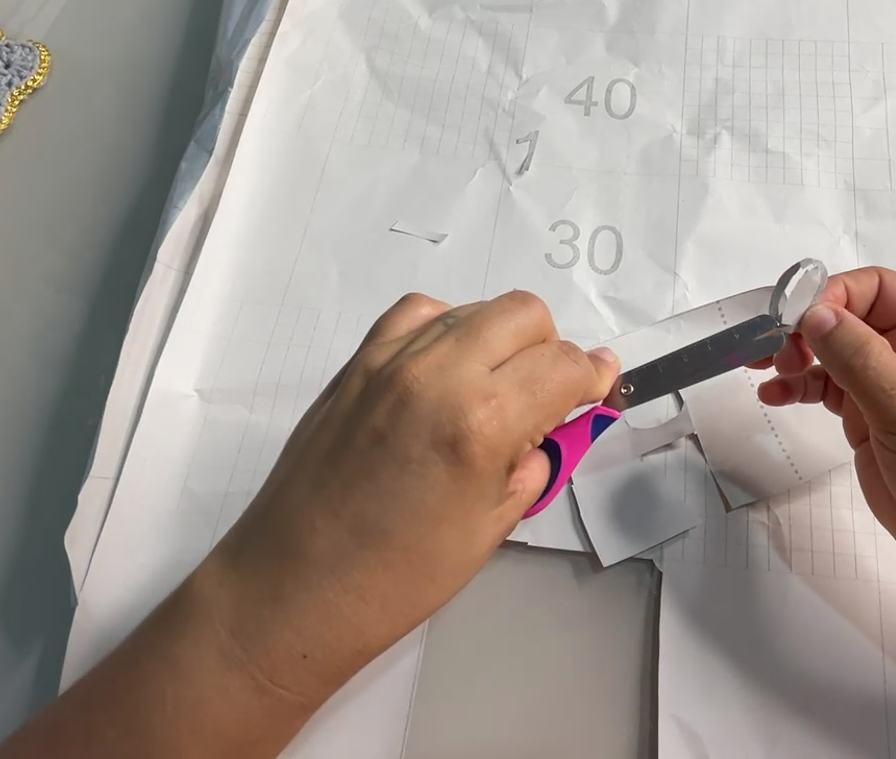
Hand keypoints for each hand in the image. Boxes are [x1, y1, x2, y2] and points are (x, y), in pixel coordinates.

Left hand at [195, 291, 616, 713]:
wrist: (295, 587)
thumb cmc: (401, 576)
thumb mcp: (494, 524)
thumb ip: (536, 456)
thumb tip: (556, 418)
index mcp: (483, 422)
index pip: (565, 366)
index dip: (594, 377)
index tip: (600, 388)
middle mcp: (441, 373)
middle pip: (527, 314)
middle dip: (550, 350)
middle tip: (542, 396)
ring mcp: (393, 358)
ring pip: (478, 307)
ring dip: (503, 340)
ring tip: (491, 388)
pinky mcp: (360, 358)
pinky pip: (422, 311)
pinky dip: (449, 329)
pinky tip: (446, 368)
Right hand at [758, 267, 895, 585]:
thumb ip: (859, 357)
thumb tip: (812, 312)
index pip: (879, 288)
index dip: (834, 294)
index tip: (795, 319)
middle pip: (849, 316)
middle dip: (807, 326)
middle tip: (774, 350)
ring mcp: (891, 385)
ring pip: (833, 351)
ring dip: (796, 355)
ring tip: (768, 371)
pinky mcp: (871, 417)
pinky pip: (827, 388)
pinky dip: (799, 387)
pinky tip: (774, 395)